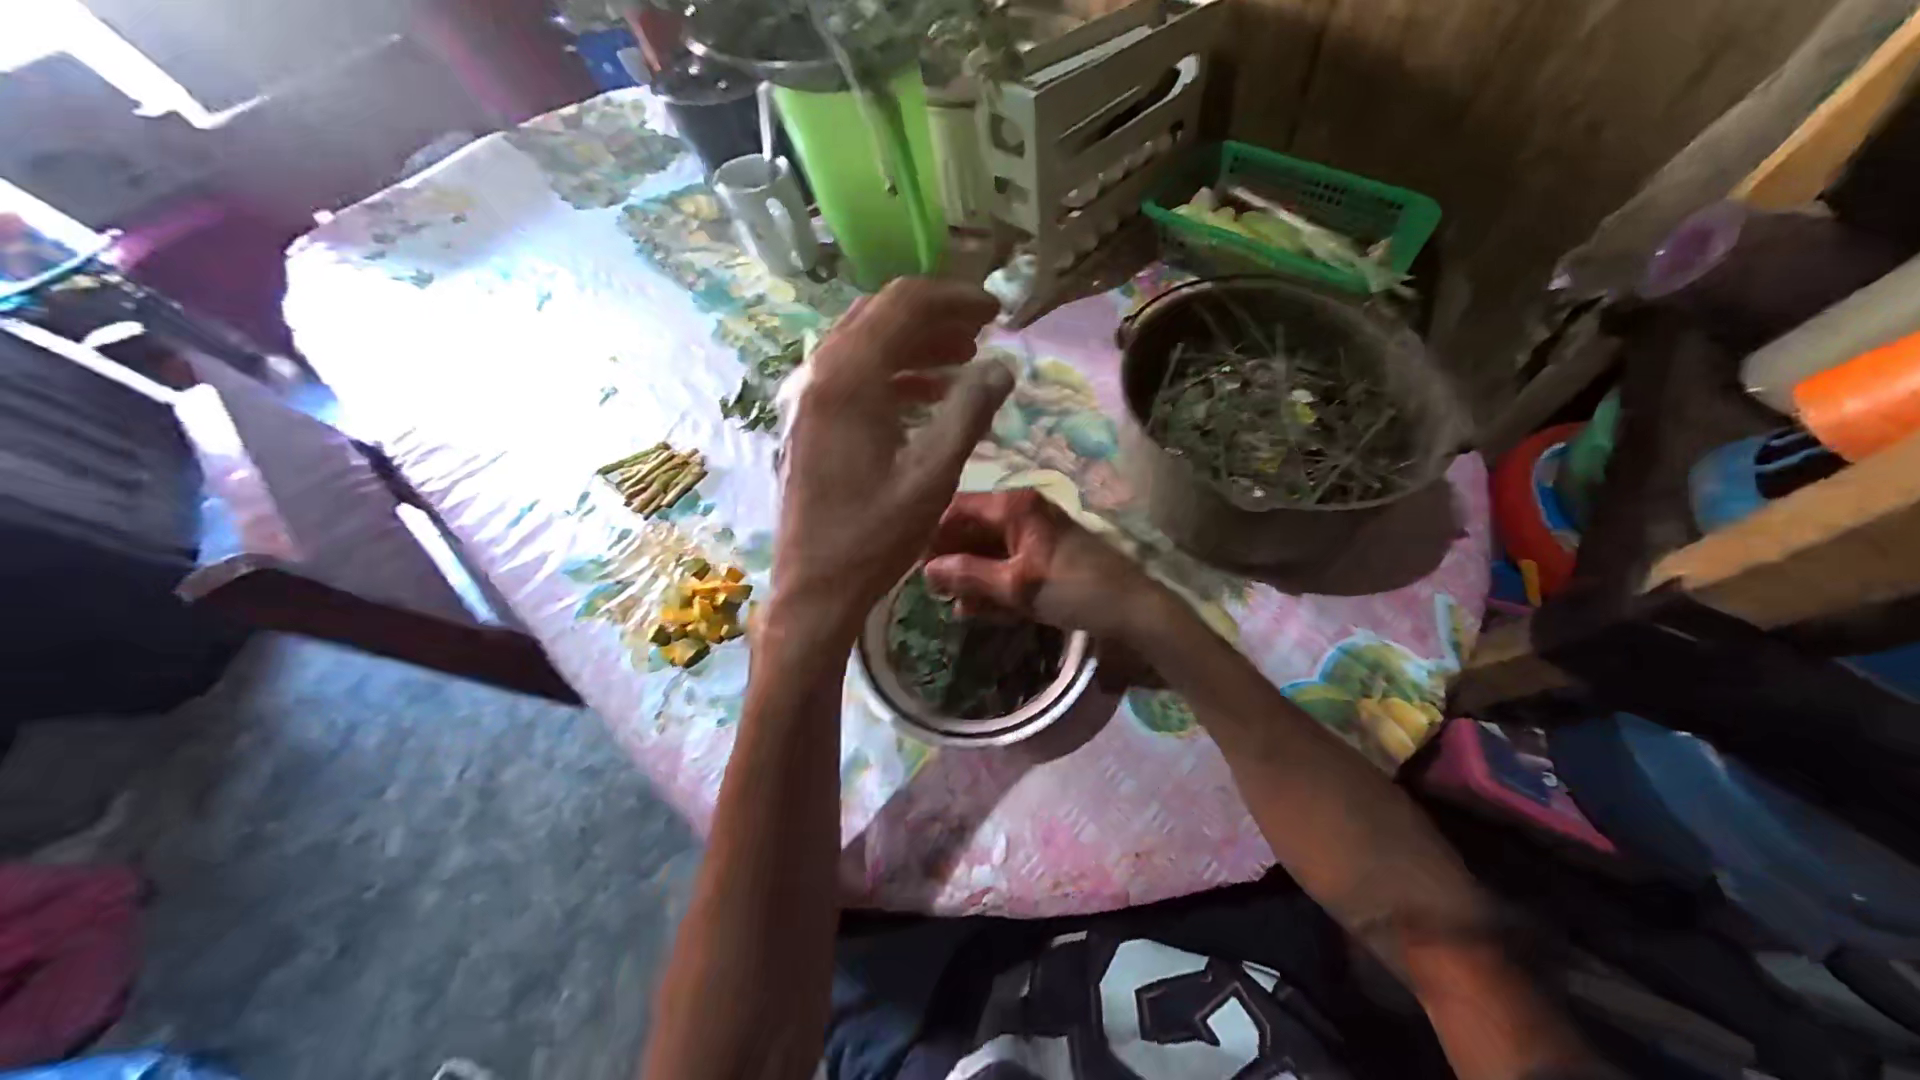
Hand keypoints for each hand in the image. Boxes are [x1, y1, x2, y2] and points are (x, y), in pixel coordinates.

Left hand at [772, 278, 1010, 639]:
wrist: (814, 588)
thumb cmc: (874, 537)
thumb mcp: (933, 475)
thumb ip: (969, 412)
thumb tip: (1002, 367)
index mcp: (847, 378)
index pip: (904, 304)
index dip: (955, 298)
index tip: (996, 311)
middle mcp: (818, 373)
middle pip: (881, 315)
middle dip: (936, 317)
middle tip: (983, 331)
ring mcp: (806, 396)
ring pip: (865, 343)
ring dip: (915, 344)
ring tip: (964, 359)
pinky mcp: (806, 419)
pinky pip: (853, 375)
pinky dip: (892, 373)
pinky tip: (927, 394)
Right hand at [923, 490, 1170, 641]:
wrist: (1131, 610)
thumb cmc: (1075, 589)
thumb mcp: (1017, 586)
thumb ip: (969, 576)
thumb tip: (927, 570)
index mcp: (1015, 506)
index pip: (957, 509)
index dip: (932, 534)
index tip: (912, 562)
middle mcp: (1021, 512)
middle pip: (970, 531)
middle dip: (951, 562)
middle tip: (932, 591)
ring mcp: (1032, 535)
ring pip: (986, 553)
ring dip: (970, 580)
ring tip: (955, 607)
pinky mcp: (1041, 557)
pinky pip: (1005, 566)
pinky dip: (991, 586)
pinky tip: (978, 611)